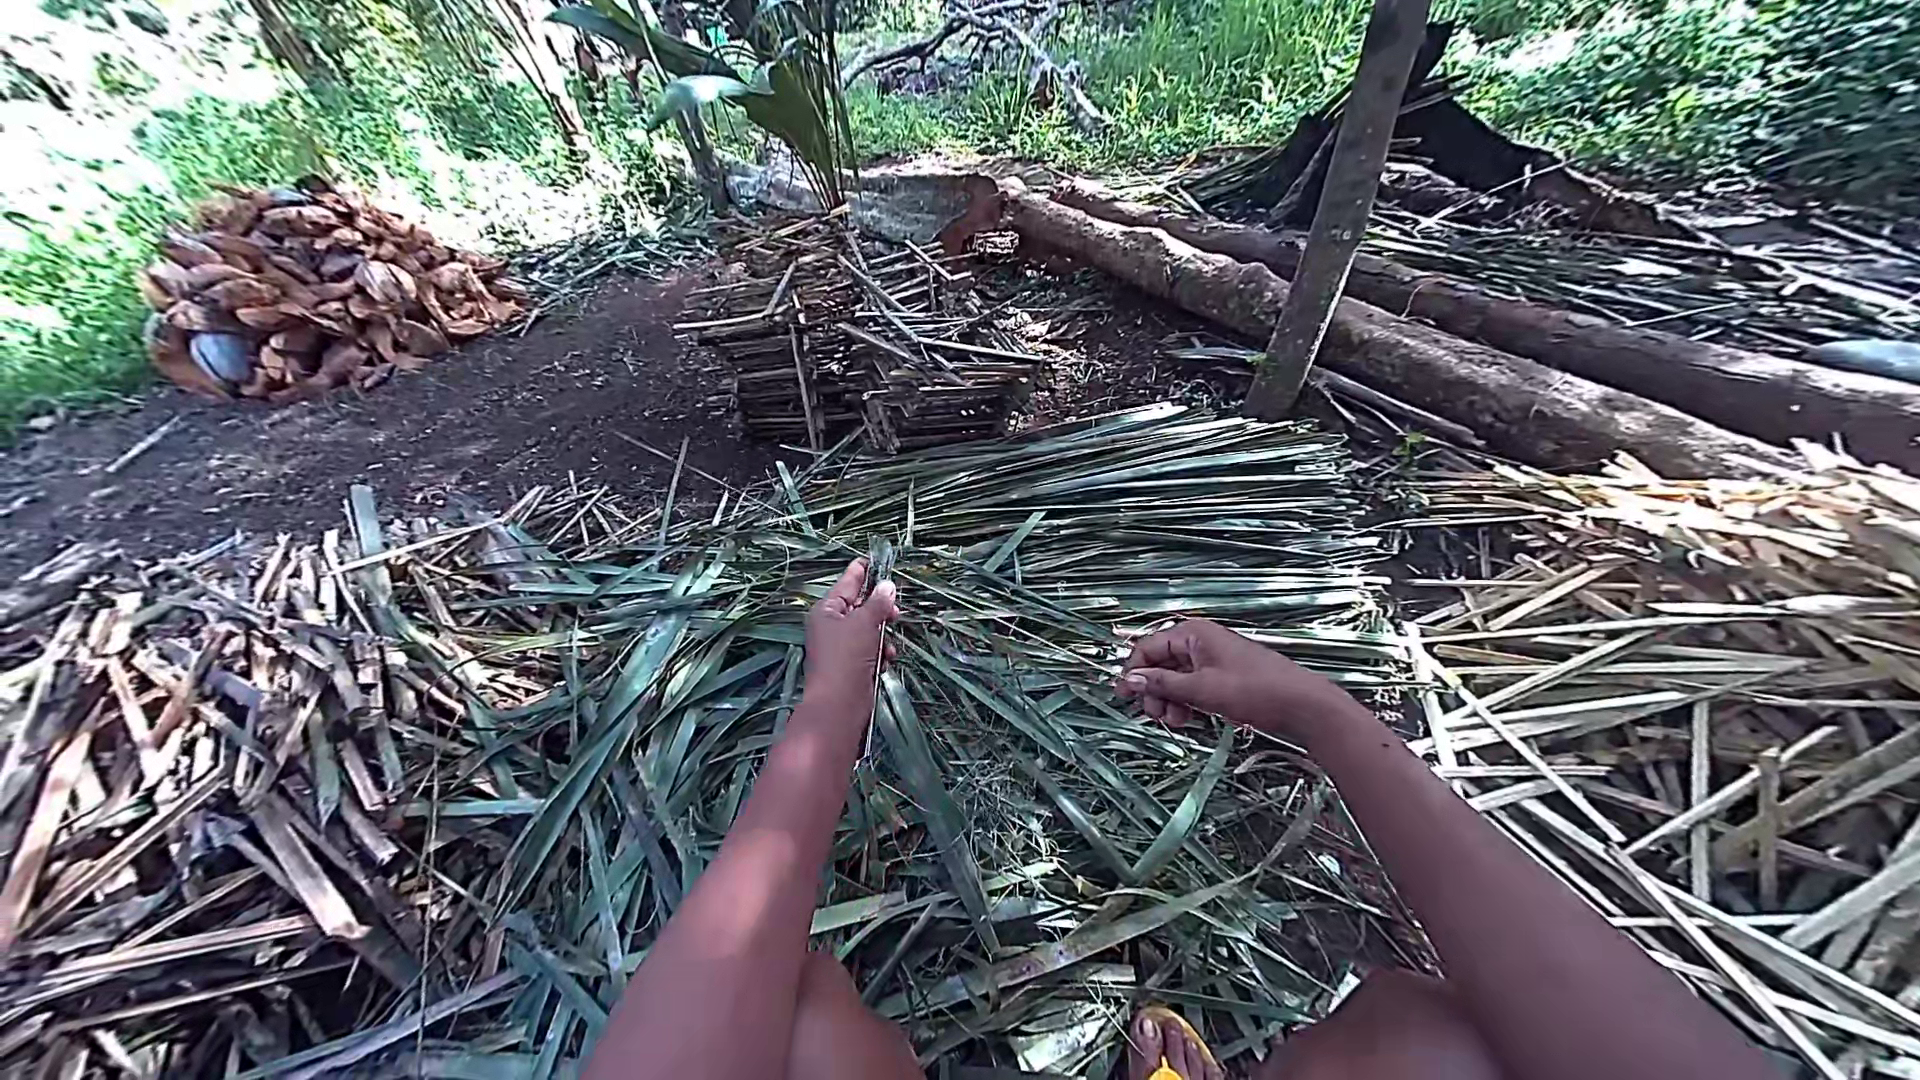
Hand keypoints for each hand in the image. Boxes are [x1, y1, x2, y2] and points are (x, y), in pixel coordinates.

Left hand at [803, 558, 898, 708]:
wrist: (839, 704)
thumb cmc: (846, 657)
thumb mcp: (864, 623)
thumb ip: (878, 602)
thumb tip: (888, 585)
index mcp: (827, 609)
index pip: (848, 581)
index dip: (864, 570)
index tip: (878, 560)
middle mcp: (832, 624)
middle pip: (861, 605)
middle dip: (880, 609)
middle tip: (895, 610)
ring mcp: (842, 645)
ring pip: (870, 628)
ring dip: (883, 635)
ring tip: (887, 644)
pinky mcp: (853, 663)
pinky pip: (872, 648)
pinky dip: (880, 652)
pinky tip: (885, 660)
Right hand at [1116, 618, 1368, 745]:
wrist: (1305, 708)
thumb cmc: (1259, 690)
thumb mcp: (1202, 689)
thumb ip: (1162, 684)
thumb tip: (1132, 680)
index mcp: (1193, 634)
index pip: (1148, 647)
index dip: (1134, 671)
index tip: (1124, 694)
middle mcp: (1200, 642)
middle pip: (1160, 664)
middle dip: (1154, 690)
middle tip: (1155, 713)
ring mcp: (1212, 660)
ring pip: (1175, 679)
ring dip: (1169, 700)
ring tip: (1176, 720)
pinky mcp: (1222, 678)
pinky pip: (1192, 687)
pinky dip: (1186, 703)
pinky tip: (1189, 718)